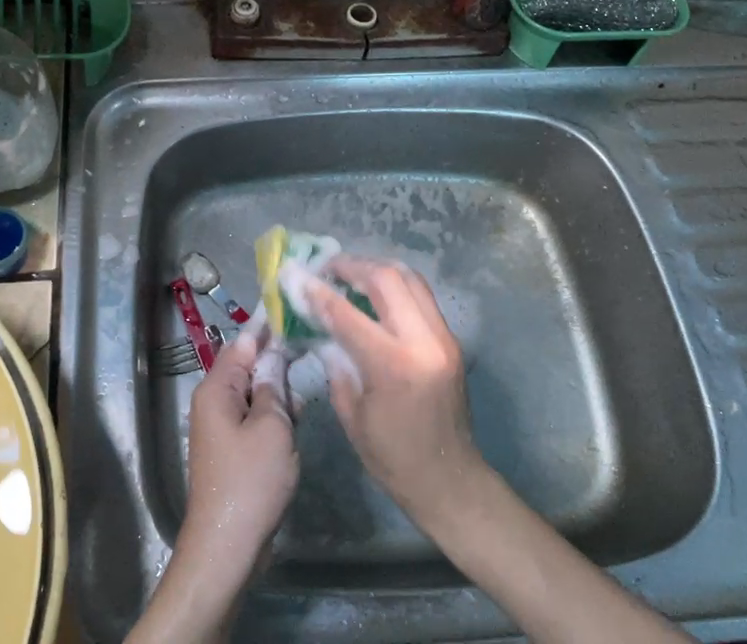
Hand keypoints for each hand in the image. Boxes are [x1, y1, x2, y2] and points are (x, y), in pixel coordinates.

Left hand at [179, 329, 297, 576]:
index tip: (292, 306)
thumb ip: (274, 387)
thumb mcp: (272, 427)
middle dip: (278, 358)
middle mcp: (214, 401)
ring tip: (310, 380)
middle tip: (313, 343)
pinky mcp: (234, 449)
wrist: (228, 543)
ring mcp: (223, 427)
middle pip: (249, 366)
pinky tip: (299, 415)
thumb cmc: (251, 480)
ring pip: (255, 393)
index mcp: (216, 389)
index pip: (242, 343)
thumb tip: (273, 356)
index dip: (267, 326)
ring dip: (280, 390)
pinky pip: (256, 418)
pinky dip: (276, 414)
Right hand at [310, 256, 484, 521]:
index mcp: (394, 366)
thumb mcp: (351, 413)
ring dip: (376, 270)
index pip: (348, 313)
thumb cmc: (392, 457)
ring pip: (410, 279)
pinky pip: (420, 297)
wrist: (450, 479)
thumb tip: (321, 328)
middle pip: (387, 278)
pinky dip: (394, 287)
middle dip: (352, 266)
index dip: (317, 292)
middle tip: (325, 268)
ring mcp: (443, 337)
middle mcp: (424, 341)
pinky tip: (372, 296)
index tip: (295, 277)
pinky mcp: (450, 340)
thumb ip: (336, 363)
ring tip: (348, 275)